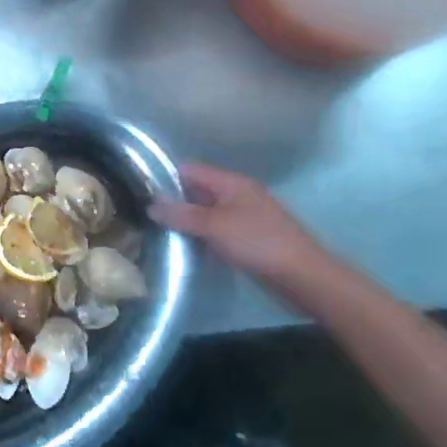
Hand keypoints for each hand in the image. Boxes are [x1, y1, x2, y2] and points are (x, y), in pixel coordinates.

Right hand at [149, 163, 325, 278]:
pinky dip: (203, 236)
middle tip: (147, 217)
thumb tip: (151, 204)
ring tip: (161, 233)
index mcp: (232, 183)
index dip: (166, 178)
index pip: (190, 169)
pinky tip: (189, 248)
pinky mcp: (250, 238)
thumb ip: (181, 214)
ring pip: (207, 213)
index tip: (142, 193)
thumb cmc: (258, 243)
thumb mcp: (214, 226)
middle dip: (175, 202)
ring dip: (189, 222)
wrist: (304, 277)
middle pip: (198, 190)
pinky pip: (218, 230)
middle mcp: (239, 194)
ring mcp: (246, 217)